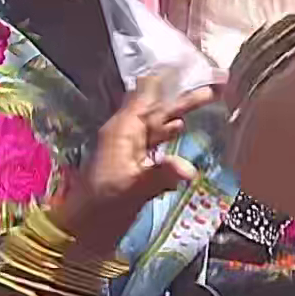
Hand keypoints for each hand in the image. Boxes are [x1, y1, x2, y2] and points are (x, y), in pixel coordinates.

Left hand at [56, 77, 215, 253]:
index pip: (146, 93)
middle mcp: (126, 133)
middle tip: (213, 82)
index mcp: (123, 130)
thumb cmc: (101, 209)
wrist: (81, 234)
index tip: (188, 62)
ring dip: (180, 110)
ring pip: (158, 122)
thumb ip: (159, 177)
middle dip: (182, 94)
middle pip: (158, 106)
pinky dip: (169, 131)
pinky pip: (154, 140)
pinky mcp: (133, 164)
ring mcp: (129, 148)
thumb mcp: (130, 191)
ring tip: (206, 98)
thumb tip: (189, 169)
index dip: (167, 77)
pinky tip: (181, 128)